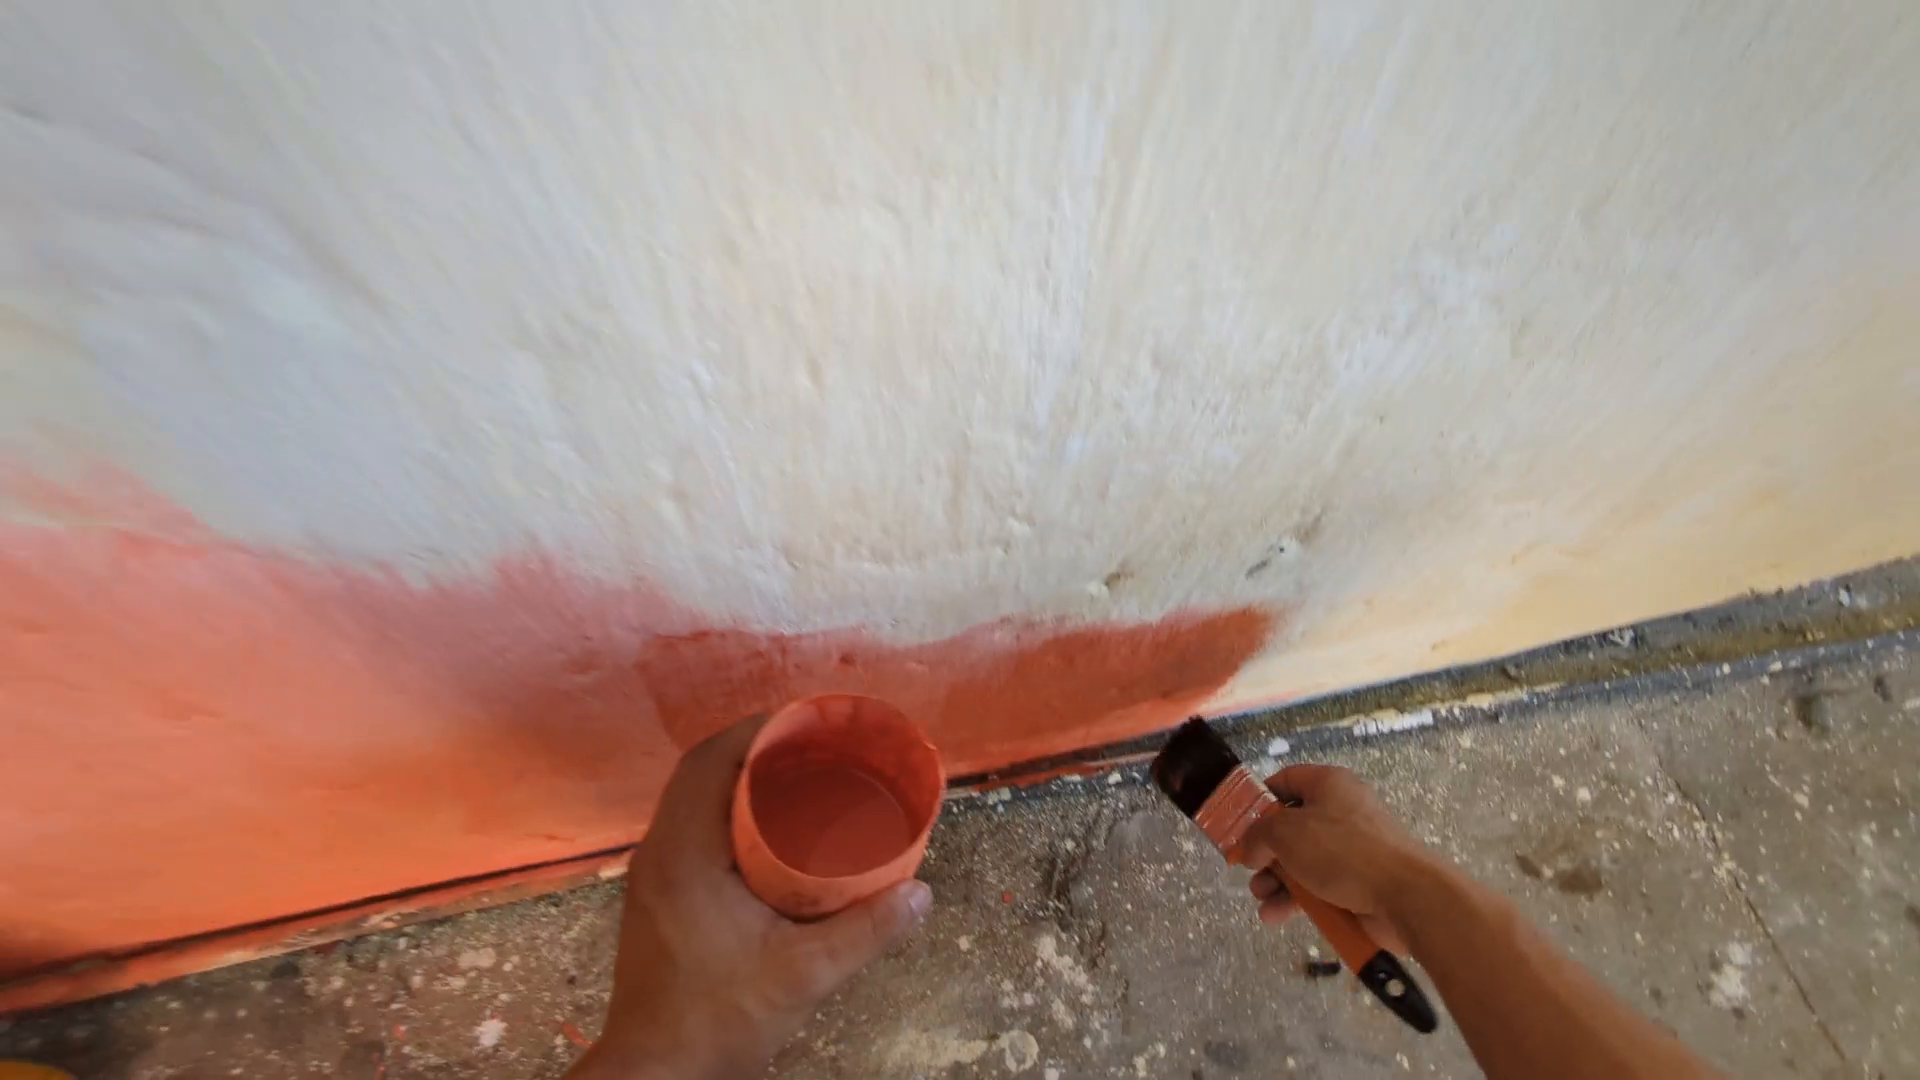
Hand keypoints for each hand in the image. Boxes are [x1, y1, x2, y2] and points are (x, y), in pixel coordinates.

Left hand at [568, 715, 933, 1078]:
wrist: (654, 1078)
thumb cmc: (718, 1018)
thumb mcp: (802, 975)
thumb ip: (865, 932)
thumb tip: (921, 893)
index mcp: (685, 853)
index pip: (709, 761)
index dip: (754, 730)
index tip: (804, 723)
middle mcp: (660, 850)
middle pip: (699, 768)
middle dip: (752, 745)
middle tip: (810, 746)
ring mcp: (652, 871)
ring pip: (691, 794)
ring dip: (735, 773)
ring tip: (794, 774)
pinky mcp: (656, 890)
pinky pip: (688, 820)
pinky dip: (723, 804)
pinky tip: (763, 825)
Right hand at [1242, 765, 1434, 956]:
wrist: (1409, 898)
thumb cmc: (1343, 850)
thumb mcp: (1285, 834)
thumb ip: (1257, 836)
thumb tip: (1250, 850)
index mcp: (1328, 785)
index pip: (1284, 781)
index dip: (1259, 801)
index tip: (1240, 823)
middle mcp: (1342, 811)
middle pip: (1291, 827)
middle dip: (1265, 852)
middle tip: (1249, 868)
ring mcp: (1355, 849)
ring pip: (1305, 861)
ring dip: (1278, 881)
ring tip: (1262, 899)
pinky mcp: (1363, 883)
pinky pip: (1323, 886)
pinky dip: (1300, 900)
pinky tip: (1277, 916)